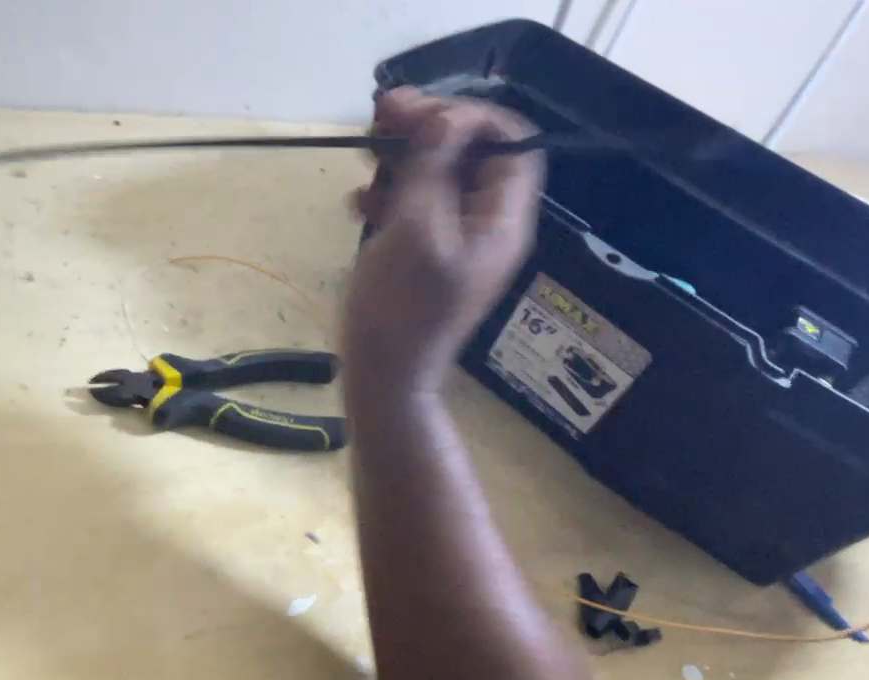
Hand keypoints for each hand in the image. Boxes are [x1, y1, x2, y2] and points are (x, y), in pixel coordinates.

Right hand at [343, 89, 544, 396]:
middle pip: (470, 156)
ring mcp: (456, 245)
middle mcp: (486, 226)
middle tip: (379, 118)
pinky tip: (360, 203)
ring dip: (403, 163)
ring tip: (365, 158)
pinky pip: (417, 213)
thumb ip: (433, 165)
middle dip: (427, 132)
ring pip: (439, 181)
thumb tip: (446, 116)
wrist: (384, 379)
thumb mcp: (415, 226)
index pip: (508, 141)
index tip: (417, 113)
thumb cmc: (399, 307)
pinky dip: (391, 199)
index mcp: (501, 218)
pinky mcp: (427, 261)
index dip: (467, 116)